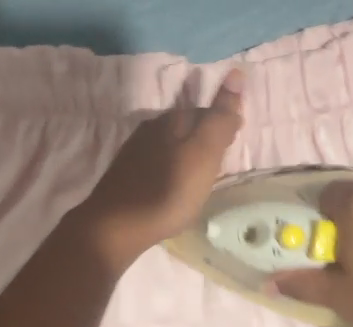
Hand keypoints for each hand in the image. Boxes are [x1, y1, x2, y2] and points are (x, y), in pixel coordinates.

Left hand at [69, 69, 244, 267]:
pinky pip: (154, 163)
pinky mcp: (124, 175)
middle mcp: (152, 128)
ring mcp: (134, 151)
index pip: (206, 112)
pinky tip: (170, 186)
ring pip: (168, 145)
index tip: (234, 141)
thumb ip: (220, 118)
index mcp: (173, 121)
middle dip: (203, 138)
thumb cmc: (168, 192)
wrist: (116, 226)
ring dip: (184, 154)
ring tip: (196, 176)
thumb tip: (236, 74)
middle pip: (186, 127)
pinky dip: (167, 170)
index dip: (223, 124)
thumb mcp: (204, 154)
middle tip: (218, 160)